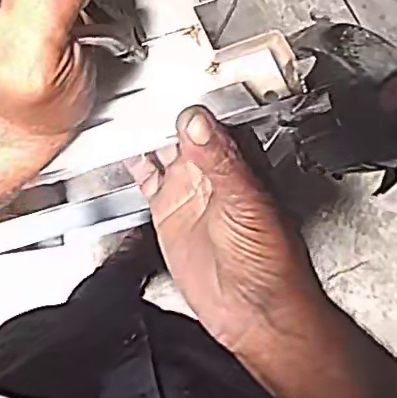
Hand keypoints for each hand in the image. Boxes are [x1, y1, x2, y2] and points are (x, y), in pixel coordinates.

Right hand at [129, 108, 326, 354]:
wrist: (256, 313)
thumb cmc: (271, 261)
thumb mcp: (244, 203)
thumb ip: (218, 161)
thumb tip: (196, 122)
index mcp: (236, 160)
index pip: (209, 119)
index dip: (188, 103)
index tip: (165, 84)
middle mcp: (211, 170)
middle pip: (181, 129)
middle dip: (161, 112)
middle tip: (136, 94)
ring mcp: (189, 189)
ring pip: (162, 149)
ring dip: (145, 133)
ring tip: (126, 114)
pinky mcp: (169, 211)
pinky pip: (147, 179)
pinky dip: (134, 164)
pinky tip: (125, 151)